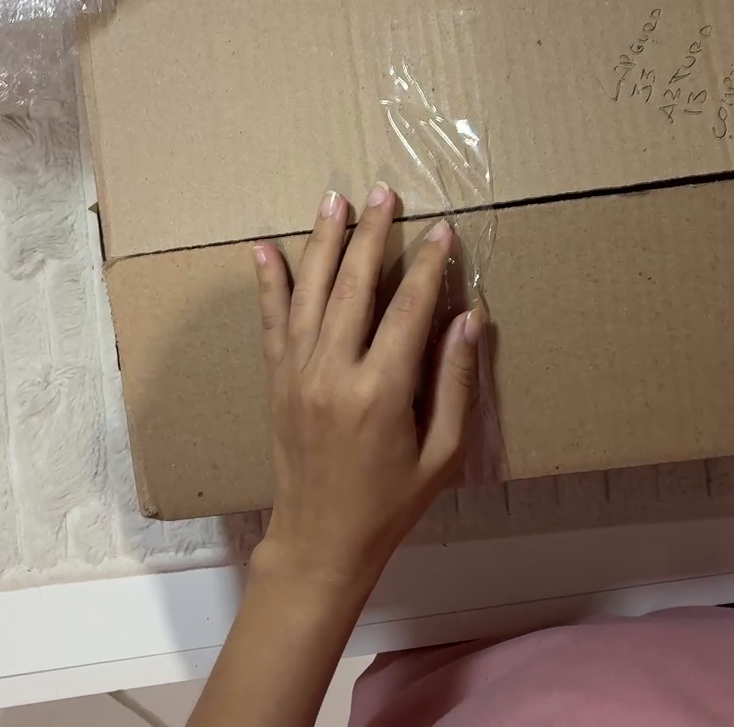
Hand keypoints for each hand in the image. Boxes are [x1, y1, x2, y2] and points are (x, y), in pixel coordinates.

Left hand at [250, 183, 482, 594]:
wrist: (321, 541)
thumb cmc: (392, 501)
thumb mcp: (443, 453)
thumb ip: (456, 382)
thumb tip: (470, 318)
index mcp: (381, 391)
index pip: (410, 307)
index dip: (429, 263)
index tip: (442, 228)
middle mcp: (333, 371)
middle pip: (355, 283)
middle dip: (372, 232)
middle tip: (384, 192)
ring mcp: (297, 371)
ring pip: (310, 290)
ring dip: (323, 240)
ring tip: (334, 198)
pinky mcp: (276, 378)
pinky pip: (271, 320)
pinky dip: (268, 281)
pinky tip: (263, 248)